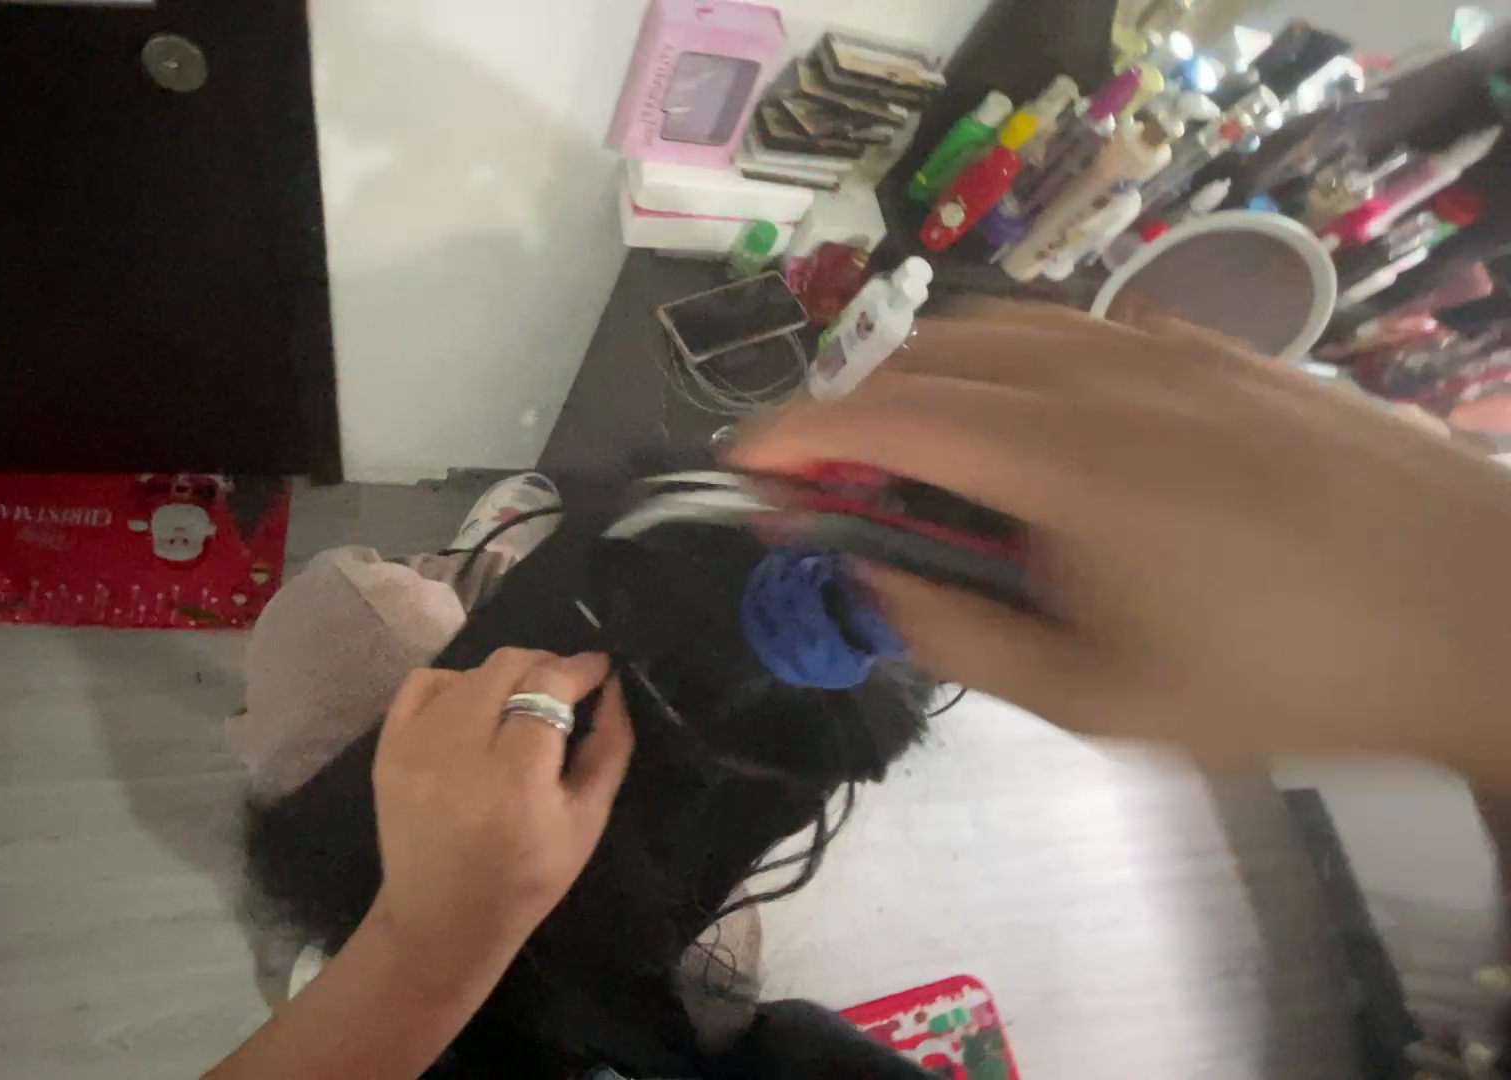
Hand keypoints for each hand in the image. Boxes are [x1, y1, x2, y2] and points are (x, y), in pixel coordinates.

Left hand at [369, 649, 634, 968]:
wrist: (439, 921)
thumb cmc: (526, 879)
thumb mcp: (587, 822)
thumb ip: (609, 747)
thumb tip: (610, 685)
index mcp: (515, 781)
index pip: (548, 687)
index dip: (579, 667)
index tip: (599, 667)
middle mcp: (459, 753)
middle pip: (508, 666)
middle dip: (546, 665)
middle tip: (564, 687)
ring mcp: (415, 746)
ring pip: (472, 671)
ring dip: (507, 677)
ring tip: (521, 706)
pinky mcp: (388, 746)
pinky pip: (426, 680)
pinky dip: (458, 683)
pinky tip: (474, 709)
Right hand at [734, 300, 1510, 771]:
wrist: (1502, 626)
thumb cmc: (1284, 679)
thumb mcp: (1088, 698)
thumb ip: (950, 635)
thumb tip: (866, 579)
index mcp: (1074, 465)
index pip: (890, 419)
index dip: (795, 434)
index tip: (740, 462)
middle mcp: (1106, 378)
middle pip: (921, 360)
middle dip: (843, 416)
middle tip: (823, 484)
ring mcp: (1160, 349)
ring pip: (981, 331)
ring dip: (908, 386)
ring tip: (900, 458)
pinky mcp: (1202, 348)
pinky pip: (1050, 329)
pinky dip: (981, 366)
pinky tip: (998, 426)